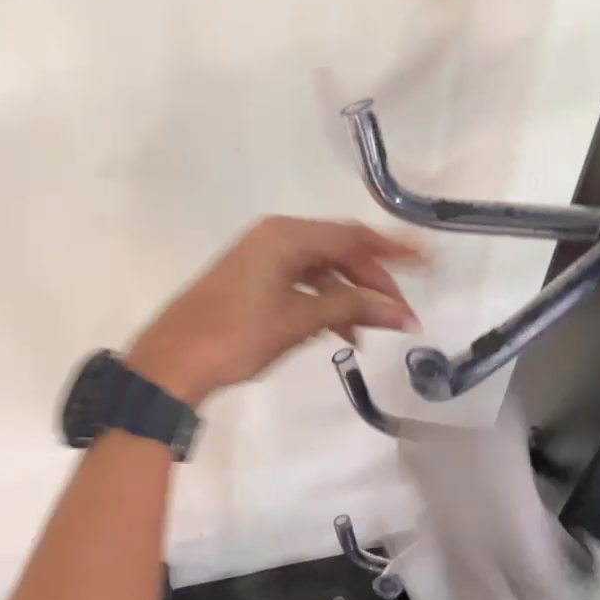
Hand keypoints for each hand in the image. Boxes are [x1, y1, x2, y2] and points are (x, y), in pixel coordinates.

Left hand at [124, 216, 422, 405]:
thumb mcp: (298, 321)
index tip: (427, 263)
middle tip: (400, 317)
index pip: (353, 237)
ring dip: (347, 298)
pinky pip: (299, 285)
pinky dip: (322, 305)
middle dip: (372, 283)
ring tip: (370, 333)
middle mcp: (274, 238)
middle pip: (338, 252)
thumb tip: (400, 312)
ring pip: (320, 271)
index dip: (393, 252)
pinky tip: (338, 334)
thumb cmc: (235, 336)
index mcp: (286, 236)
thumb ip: (351, 310)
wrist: (172, 363)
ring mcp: (260, 260)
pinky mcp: (250, 282)